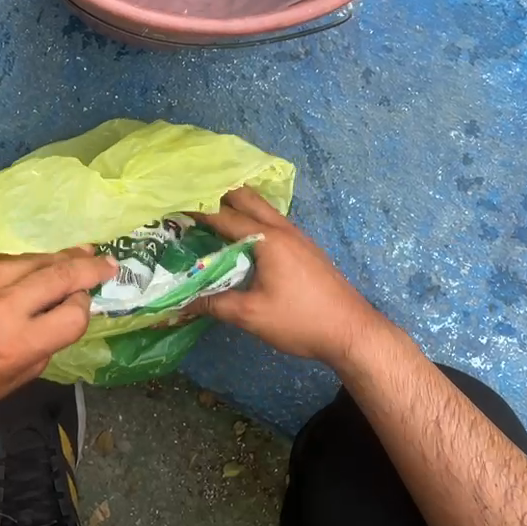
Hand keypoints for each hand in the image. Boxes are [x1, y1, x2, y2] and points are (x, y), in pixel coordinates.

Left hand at [0, 248, 116, 427]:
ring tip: (77, 254)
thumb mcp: (19, 377)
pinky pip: (1, 257)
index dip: (84, 309)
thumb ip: (49, 340)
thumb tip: (72, 305)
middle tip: (107, 262)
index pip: (73, 314)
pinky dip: (17, 264)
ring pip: (32, 259)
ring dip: (56, 259)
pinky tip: (24, 269)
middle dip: (88, 267)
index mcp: (16, 343)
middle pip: (59, 275)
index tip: (86, 304)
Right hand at [193, 188, 386, 367]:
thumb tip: (180, 304)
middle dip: (218, 193)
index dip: (197, 210)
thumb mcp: (251, 316)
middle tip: (191, 195)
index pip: (224, 217)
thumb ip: (214, 304)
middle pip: (246, 198)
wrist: (353, 332)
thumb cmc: (301, 321)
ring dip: (237, 204)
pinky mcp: (305, 248)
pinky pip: (272, 221)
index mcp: (267, 239)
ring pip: (262, 208)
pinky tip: (242, 234)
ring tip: (211, 208)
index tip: (173, 203)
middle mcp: (282, 229)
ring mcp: (297, 236)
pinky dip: (252, 218)